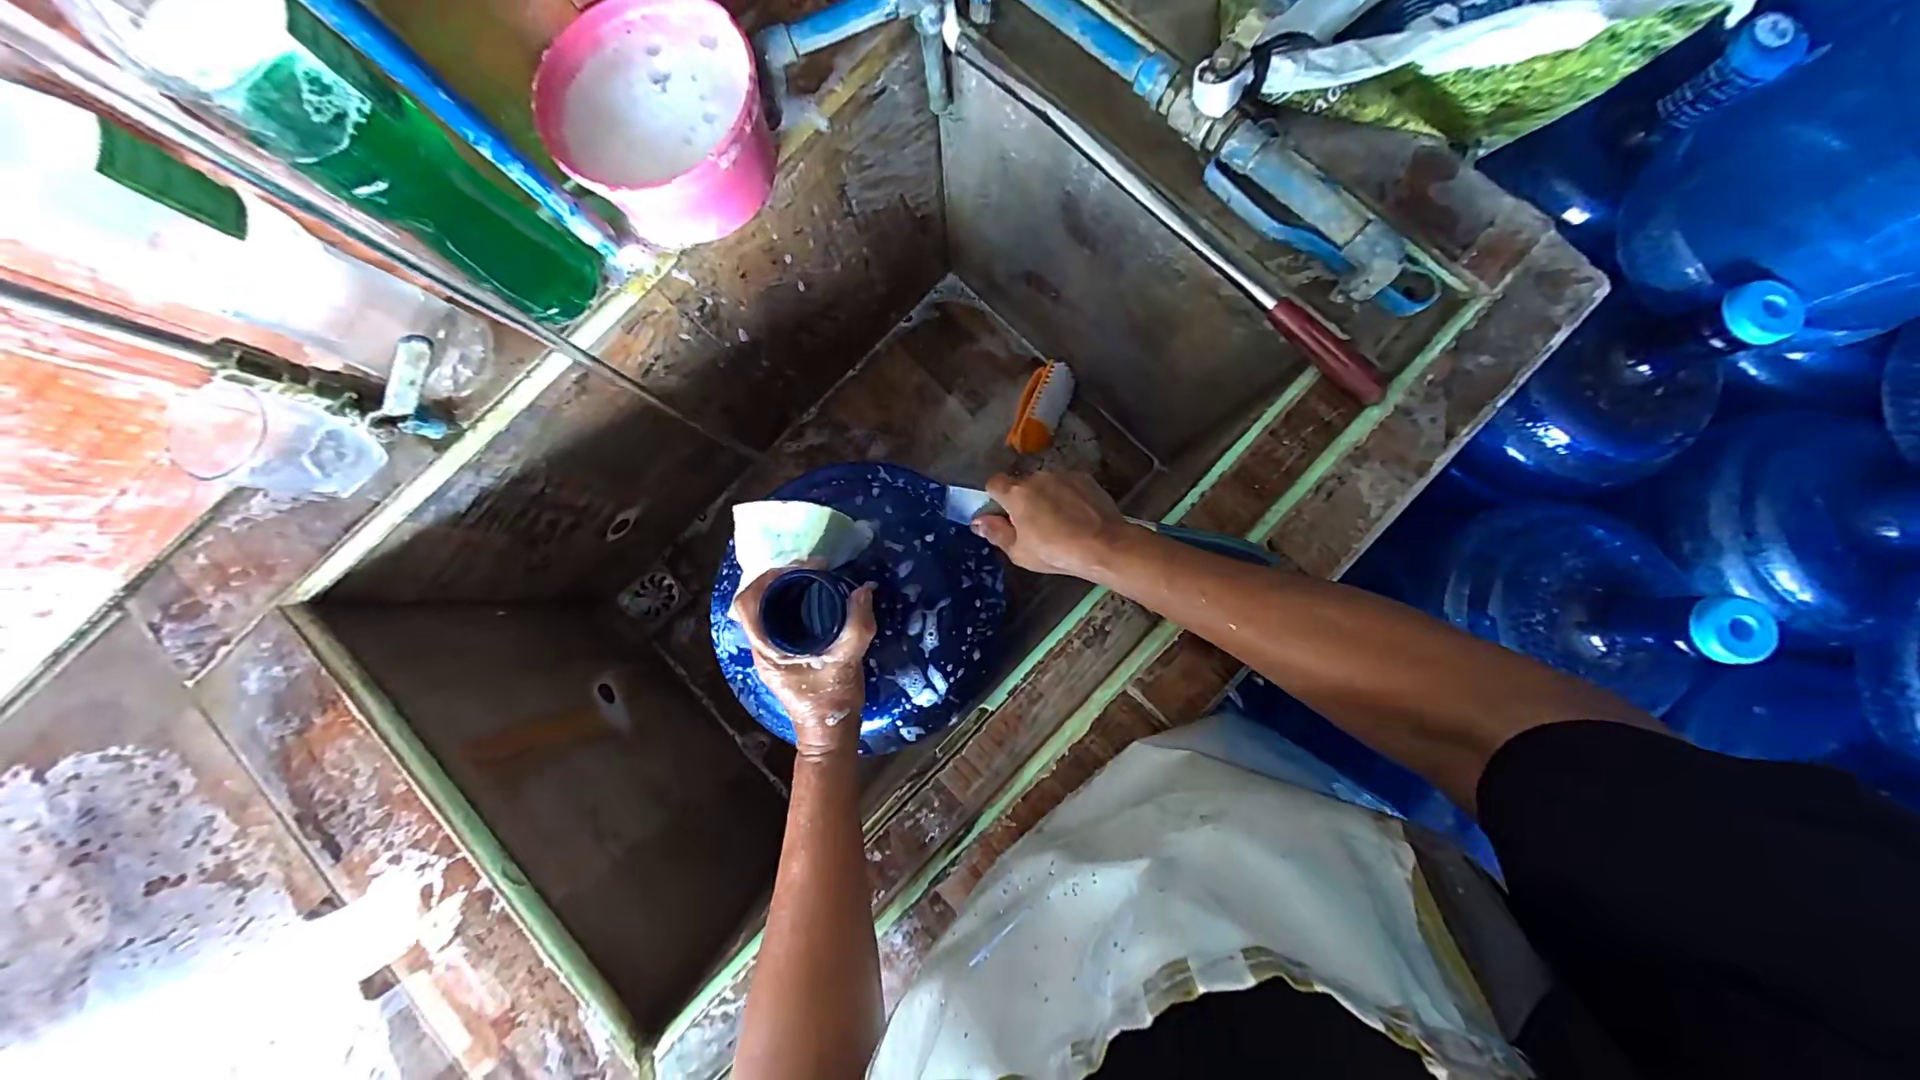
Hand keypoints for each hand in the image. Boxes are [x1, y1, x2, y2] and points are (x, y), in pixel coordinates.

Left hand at [731, 568, 877, 759]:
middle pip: (753, 603)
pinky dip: (791, 605)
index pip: (747, 604)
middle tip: (808, 569)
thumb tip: (864, 589)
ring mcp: (770, 654)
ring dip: (783, 592)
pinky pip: (777, 621)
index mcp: (767, 649)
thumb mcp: (848, 661)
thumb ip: (857, 624)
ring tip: (812, 579)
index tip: (797, 568)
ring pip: (764, 611)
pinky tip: (814, 600)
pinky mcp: (782, 657)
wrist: (830, 735)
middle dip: (777, 580)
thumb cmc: (832, 702)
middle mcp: (762, 649)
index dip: (766, 579)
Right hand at [970, 470, 1132, 577]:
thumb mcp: (1019, 552)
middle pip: (1020, 484)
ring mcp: (1062, 475)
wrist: (1103, 545)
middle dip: (1022, 499)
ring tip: (1059, 521)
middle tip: (1033, 524)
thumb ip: (996, 532)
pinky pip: (1066, 484)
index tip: (1003, 516)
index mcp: (1016, 493)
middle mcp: (1037, 477)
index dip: (995, 498)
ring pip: (1045, 483)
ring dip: (1045, 496)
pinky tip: (1076, 515)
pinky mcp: (1084, 478)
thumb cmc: (1055, 552)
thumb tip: (978, 521)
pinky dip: (1066, 495)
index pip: (993, 483)